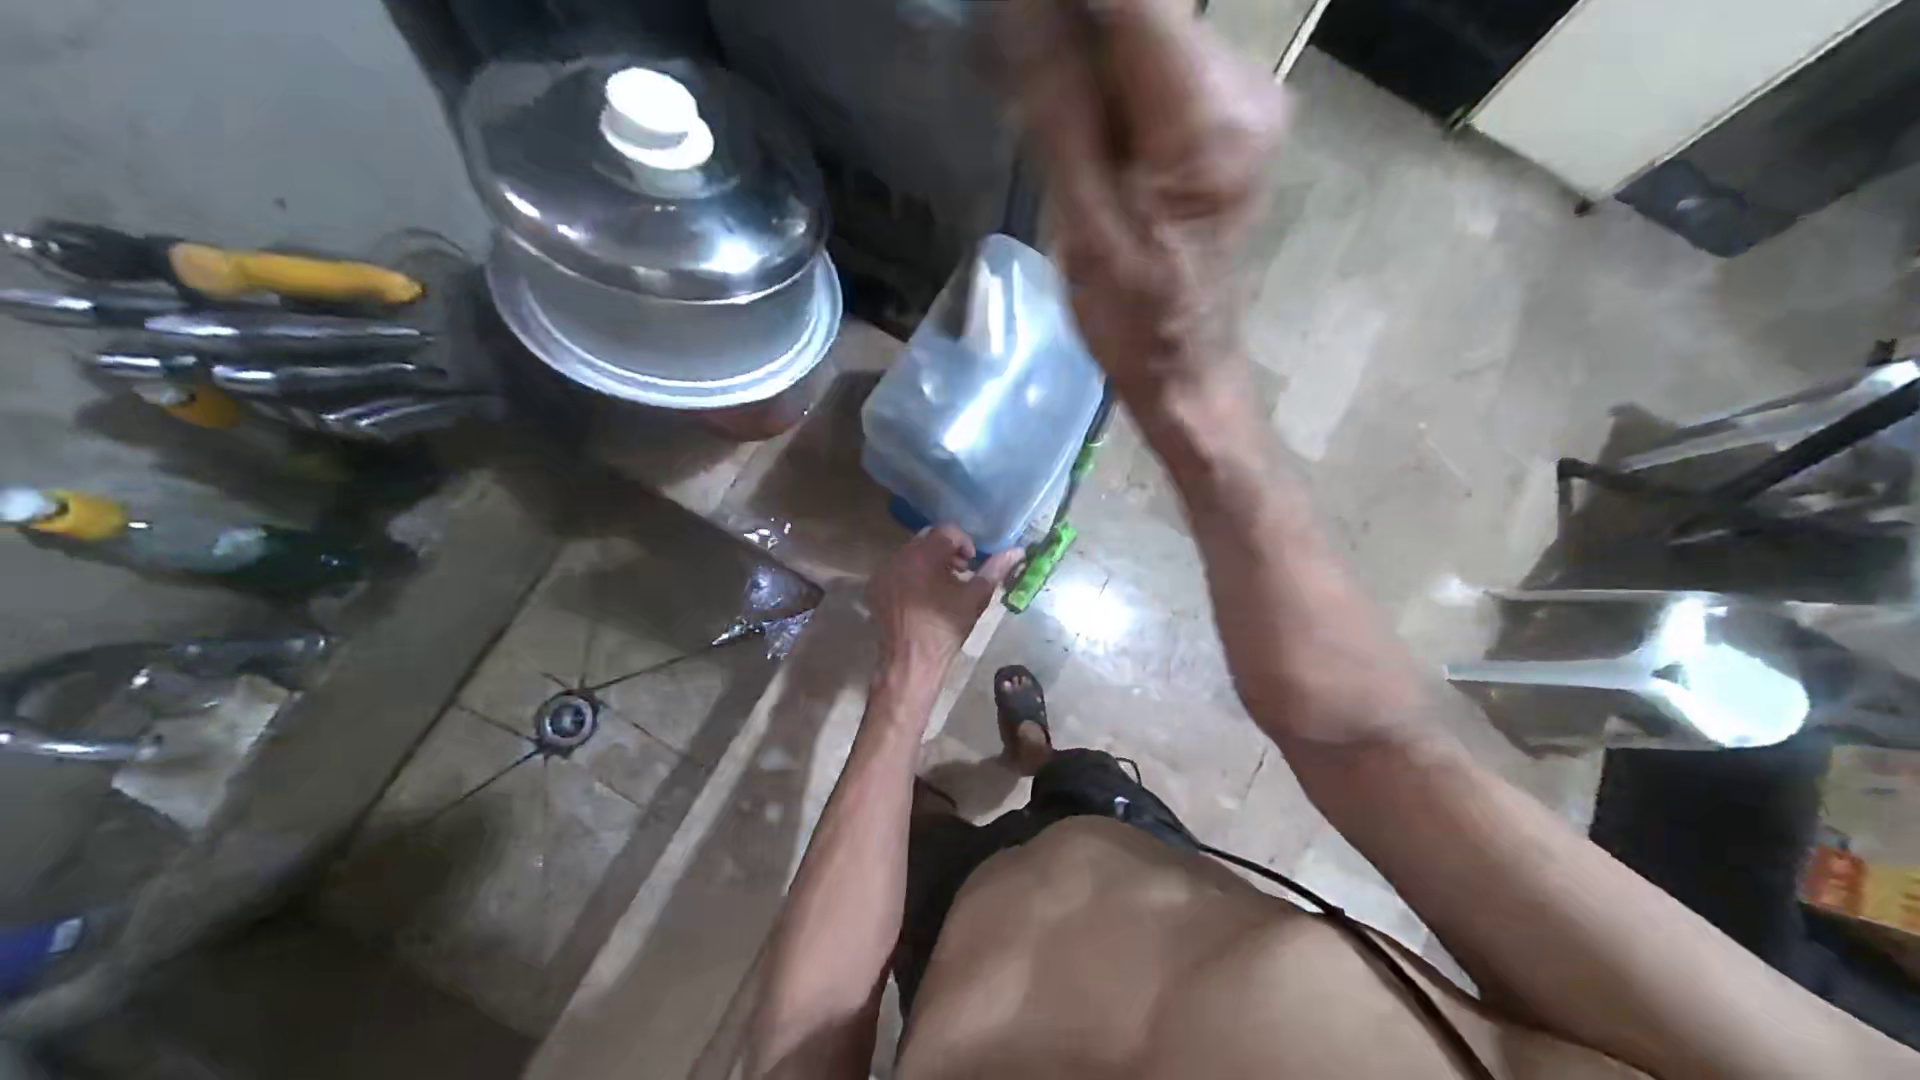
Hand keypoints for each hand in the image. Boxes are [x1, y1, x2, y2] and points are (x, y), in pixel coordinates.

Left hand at [867, 525, 1020, 672]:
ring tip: (942, 586)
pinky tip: (921, 596)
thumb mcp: (974, 598)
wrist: (911, 662)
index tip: (972, 563)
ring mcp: (883, 572)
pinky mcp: (874, 587)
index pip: (947, 531)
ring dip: (929, 562)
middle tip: (960, 573)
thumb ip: (995, 569)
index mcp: (923, 556)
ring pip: (910, 553)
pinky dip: (911, 574)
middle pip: (927, 539)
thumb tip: (1017, 551)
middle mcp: (898, 557)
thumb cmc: (946, 630)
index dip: (964, 543)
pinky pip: (896, 569)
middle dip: (946, 551)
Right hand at [1001, 0, 1282, 409]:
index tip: (1012, 13)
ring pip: (1149, 29)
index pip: (1134, 3)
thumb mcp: (1083, 224)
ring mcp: (1244, 100)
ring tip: (1033, 81)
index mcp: (1205, 123)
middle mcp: (1243, 89)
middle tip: (1010, 46)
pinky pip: (1159, 62)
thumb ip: (1056, 109)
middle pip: (1144, 8)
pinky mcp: (1230, 117)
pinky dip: (1108, 69)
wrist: (1185, 363)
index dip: (1069, 1)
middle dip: (1072, 19)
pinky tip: (1073, 106)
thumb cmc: (1131, 319)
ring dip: (1084, 41)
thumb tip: (1016, 11)